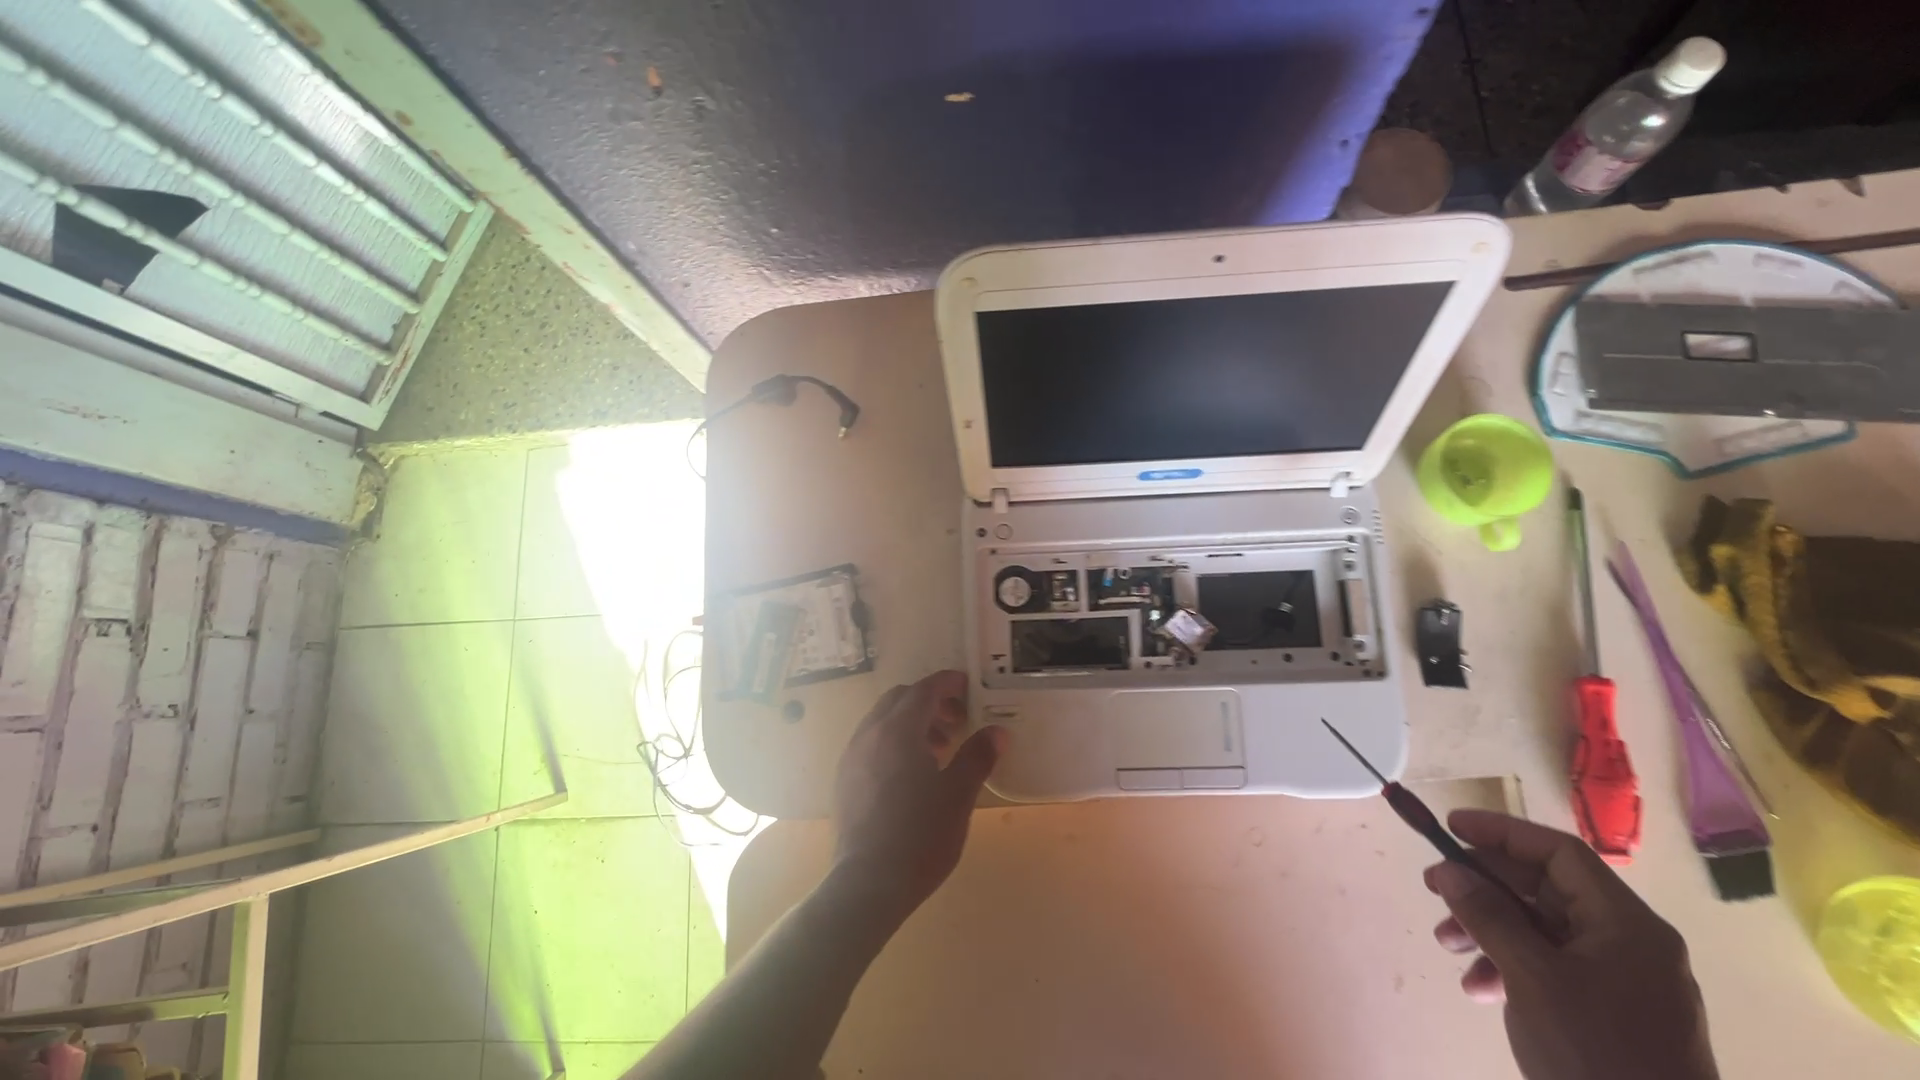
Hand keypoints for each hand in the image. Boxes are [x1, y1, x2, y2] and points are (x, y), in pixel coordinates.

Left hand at [832, 670, 1005, 919]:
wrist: (869, 883)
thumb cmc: (921, 835)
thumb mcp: (958, 795)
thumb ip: (978, 757)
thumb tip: (997, 732)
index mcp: (898, 730)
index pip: (924, 690)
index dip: (947, 683)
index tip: (967, 686)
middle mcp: (870, 734)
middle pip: (899, 700)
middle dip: (928, 702)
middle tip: (956, 723)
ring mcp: (852, 757)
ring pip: (881, 721)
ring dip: (910, 723)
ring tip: (937, 752)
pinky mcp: (844, 780)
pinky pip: (870, 743)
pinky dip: (892, 742)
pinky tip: (910, 775)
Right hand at [1426, 810, 1717, 1079]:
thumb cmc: (1595, 1053)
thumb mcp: (1531, 977)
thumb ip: (1488, 916)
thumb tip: (1450, 870)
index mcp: (1626, 924)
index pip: (1558, 853)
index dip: (1502, 833)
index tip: (1450, 827)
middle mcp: (1630, 942)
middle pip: (1546, 890)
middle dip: (1485, 889)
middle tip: (1434, 891)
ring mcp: (1624, 980)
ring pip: (1543, 930)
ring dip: (1490, 931)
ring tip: (1448, 949)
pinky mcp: (1613, 1013)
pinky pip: (1554, 968)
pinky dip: (1512, 968)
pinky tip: (1482, 990)